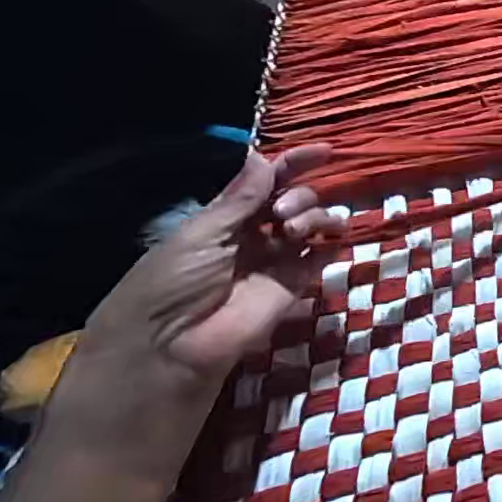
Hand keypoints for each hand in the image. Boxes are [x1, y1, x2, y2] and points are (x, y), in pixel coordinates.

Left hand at [80, 145, 344, 387]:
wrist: (171, 350)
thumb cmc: (172, 284)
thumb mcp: (201, 234)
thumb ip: (242, 199)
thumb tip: (264, 157)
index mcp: (228, 218)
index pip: (268, 181)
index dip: (295, 163)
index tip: (324, 151)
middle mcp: (257, 234)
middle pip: (295, 198)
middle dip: (298, 195)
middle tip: (282, 213)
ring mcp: (278, 259)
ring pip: (315, 221)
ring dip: (313, 214)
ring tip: (294, 230)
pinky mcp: (296, 284)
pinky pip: (325, 254)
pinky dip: (331, 241)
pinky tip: (322, 239)